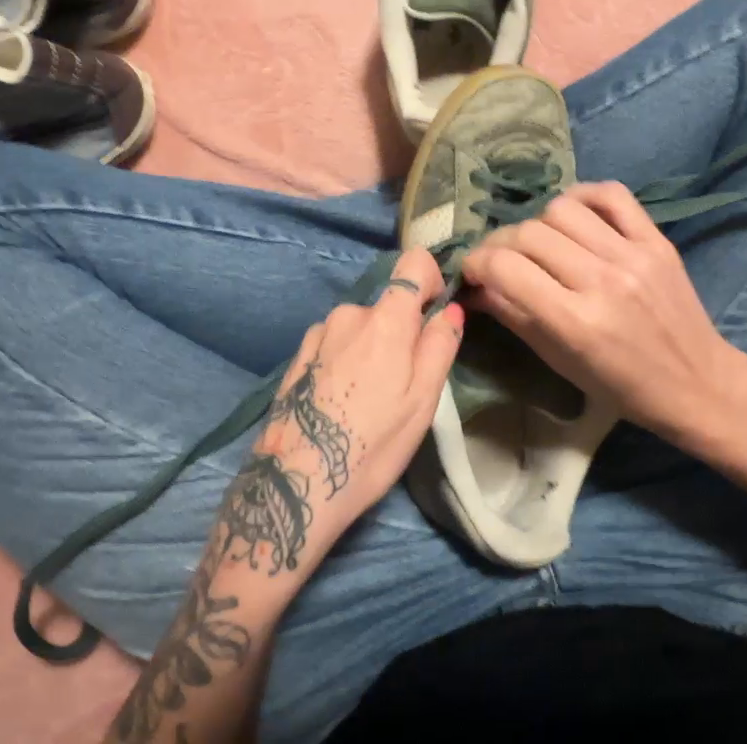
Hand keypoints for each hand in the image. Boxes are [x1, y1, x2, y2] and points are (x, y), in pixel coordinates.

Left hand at [224, 248, 462, 578]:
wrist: (295, 483)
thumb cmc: (372, 445)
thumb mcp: (422, 402)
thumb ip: (439, 347)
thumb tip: (450, 311)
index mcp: (384, 320)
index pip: (412, 263)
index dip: (431, 281)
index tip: (435, 317)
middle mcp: (348, 314)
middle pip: (388, 304)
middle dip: (401, 332)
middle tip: (403, 385)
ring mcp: (318, 334)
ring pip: (361, 326)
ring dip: (371, 348)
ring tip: (369, 400)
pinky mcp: (298, 356)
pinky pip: (335, 342)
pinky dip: (346, 360)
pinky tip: (341, 402)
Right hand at [460, 182, 746, 440]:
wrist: (697, 383)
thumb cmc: (621, 385)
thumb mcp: (559, 360)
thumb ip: (513, 315)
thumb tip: (473, 286)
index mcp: (575, 321)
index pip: (505, 268)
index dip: (476, 263)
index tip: (472, 271)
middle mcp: (602, 281)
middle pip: (528, 233)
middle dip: (501, 245)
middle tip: (501, 261)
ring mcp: (633, 255)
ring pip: (562, 209)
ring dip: (539, 223)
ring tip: (542, 244)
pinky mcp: (656, 240)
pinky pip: (611, 194)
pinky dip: (583, 196)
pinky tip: (574, 216)